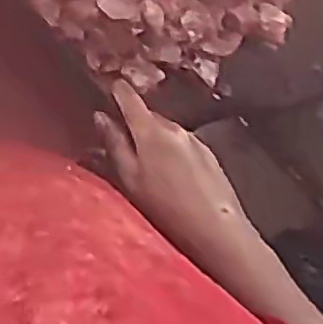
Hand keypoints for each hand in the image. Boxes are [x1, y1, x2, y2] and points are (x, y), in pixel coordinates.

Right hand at [95, 80, 257, 256]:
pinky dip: (173, 152)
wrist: (221, 234)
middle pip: (147, 113)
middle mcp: (173, 126)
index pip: (127, 94)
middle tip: (125, 146)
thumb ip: (114, 143)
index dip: (114, 89)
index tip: (105, 93)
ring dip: (155, 140)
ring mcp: (194, 139)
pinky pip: (182, 144)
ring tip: (151, 167)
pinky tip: (175, 177)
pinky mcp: (210, 155)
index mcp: (149, 129)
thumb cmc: (167, 208)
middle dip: (134, 124)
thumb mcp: (129, 178)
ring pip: (165, 130)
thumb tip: (101, 115)